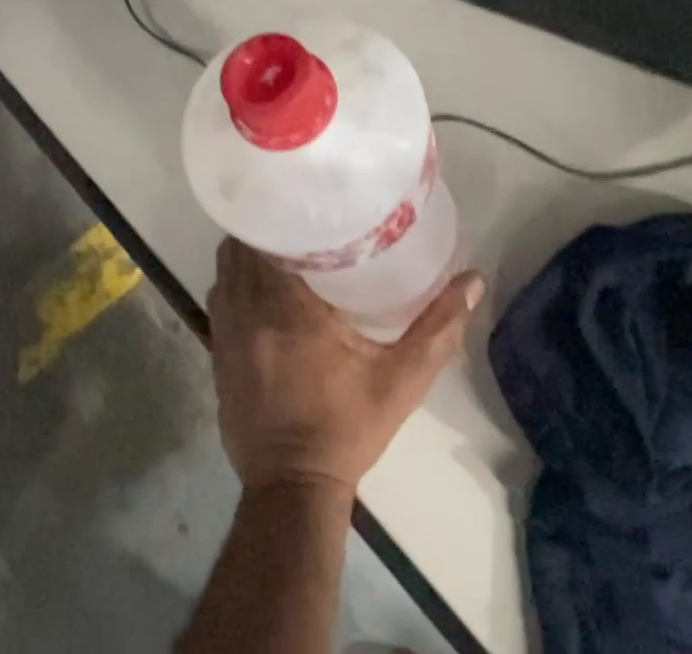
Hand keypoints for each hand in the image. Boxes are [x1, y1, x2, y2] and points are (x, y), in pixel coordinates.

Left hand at [206, 239, 484, 492]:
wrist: (293, 486)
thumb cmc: (349, 427)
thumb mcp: (403, 379)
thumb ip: (439, 327)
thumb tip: (474, 279)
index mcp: (287, 311)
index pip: (267, 241)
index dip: (282, 217)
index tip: (309, 204)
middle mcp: (246, 315)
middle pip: (238, 249)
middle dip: (265, 230)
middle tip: (302, 223)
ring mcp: (225, 336)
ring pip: (224, 274)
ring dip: (249, 257)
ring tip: (286, 249)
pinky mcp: (217, 356)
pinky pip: (220, 302)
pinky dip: (238, 286)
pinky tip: (268, 292)